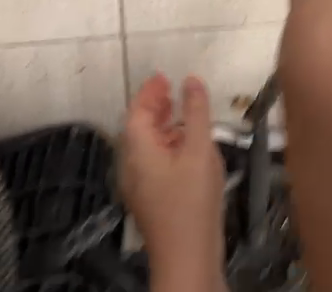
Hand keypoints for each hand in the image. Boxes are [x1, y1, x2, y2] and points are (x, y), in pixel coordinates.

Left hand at [119, 74, 225, 278]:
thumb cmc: (192, 199)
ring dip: (161, 123)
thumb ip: (196, 112)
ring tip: (181, 108)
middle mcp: (133, 167)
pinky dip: (166, 141)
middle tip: (170, 87)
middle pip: (138, 129)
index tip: (162, 76)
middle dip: (152, 106)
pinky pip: (154, 159)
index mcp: (138, 153)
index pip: (136, 114)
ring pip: (146, 145)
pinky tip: (186, 142)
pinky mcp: (152, 198)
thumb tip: (191, 81)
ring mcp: (141, 185)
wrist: (187, 255)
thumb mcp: (199, 149)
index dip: (148, 93)